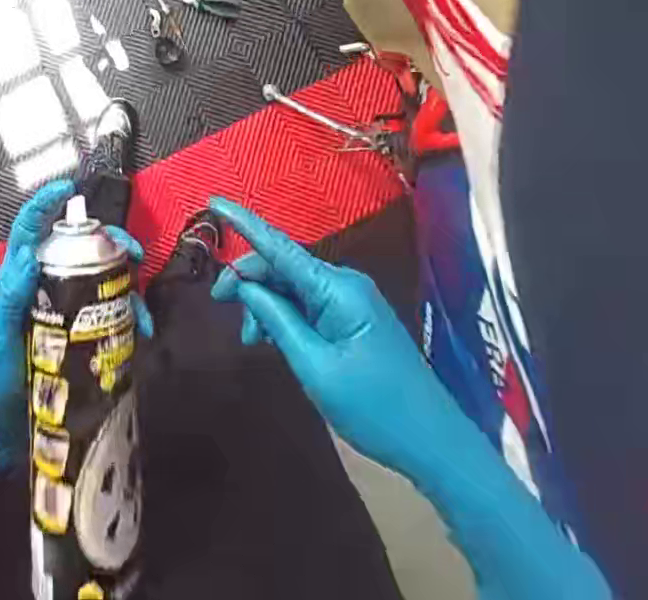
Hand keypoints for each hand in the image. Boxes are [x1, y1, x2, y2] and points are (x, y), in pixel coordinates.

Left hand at [0, 182, 152, 480]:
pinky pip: (106, 320)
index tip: (68, 188)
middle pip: (78, 252)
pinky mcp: (77, 341)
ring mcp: (61, 315)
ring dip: (124, 287)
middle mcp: (42, 290)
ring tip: (141, 307)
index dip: (45, 204)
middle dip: (108, 244)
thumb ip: (8, 296)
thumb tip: (28, 253)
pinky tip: (139, 332)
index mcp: (17, 281)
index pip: (30, 231)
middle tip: (132, 252)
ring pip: (98, 283)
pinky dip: (127, 321)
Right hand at [207, 197, 468, 479]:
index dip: (243, 222)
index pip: (279, 246)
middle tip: (219, 306)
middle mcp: (343, 282)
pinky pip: (305, 302)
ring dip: (263, 305)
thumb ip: (276, 319)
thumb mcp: (314, 365)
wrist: (434, 445)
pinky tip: (269, 339)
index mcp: (338, 289)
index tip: (213, 201)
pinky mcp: (350, 315)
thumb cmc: (374, 408)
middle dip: (247, 282)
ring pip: (289, 286)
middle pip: (280, 266)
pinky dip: (281, 316)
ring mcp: (348, 298)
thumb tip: (244, 284)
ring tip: (251, 342)